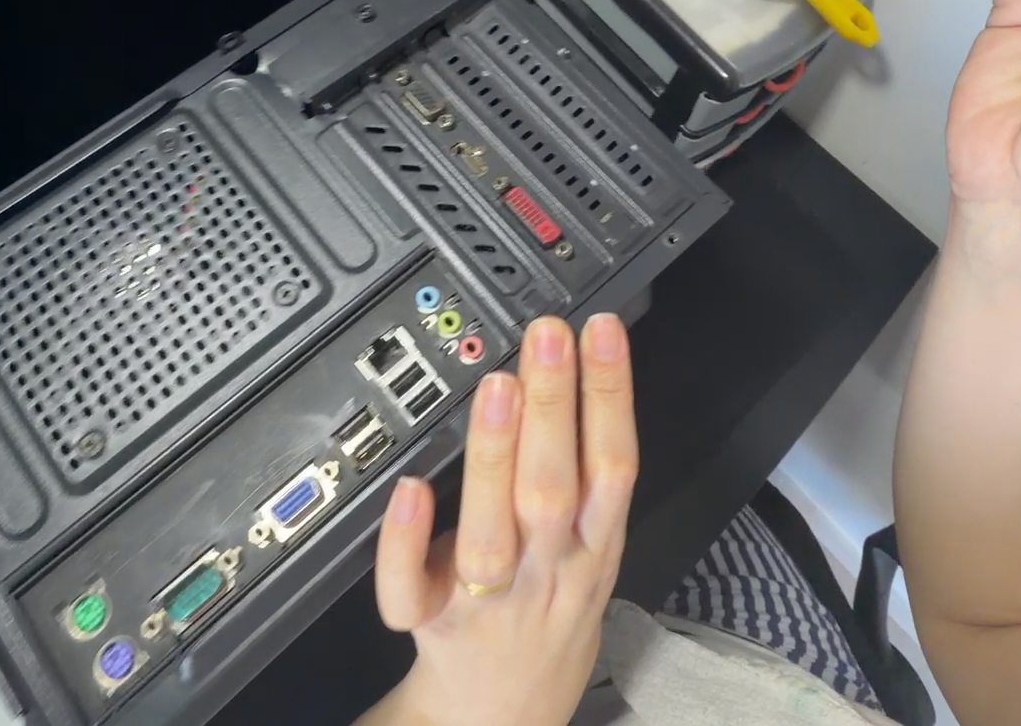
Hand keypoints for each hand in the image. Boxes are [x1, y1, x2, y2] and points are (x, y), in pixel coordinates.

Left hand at [353, 316, 635, 725]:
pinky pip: (409, 591)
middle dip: (556, 406)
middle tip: (547, 338)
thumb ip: (588, 473)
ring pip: (492, 532)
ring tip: (497, 389)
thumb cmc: (551, 608)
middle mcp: (547, 569)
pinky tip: (409, 489)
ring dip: (495, 459)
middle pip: (555, 487)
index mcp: (592, 545)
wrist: (507, 711)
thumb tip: (578, 374)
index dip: (612, 393)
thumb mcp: (595, 546)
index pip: (614, 462)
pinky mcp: (431, 621)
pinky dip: (406, 541)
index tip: (601, 331)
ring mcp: (489, 598)